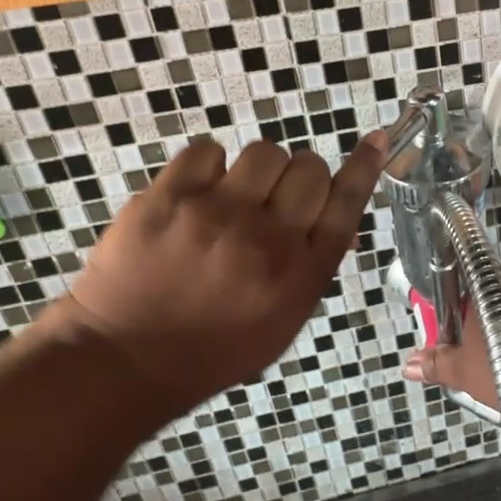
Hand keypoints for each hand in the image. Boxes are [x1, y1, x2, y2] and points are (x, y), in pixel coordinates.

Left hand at [48, 134, 387, 403]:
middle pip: (309, 169)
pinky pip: (207, 149)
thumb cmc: (210, 349)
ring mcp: (217, 215)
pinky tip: (197, 192)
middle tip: (271, 201)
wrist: (124, 361)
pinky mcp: (170, 198)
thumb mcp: (281, 321)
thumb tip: (332, 218)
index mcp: (299, 275)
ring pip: (264, 152)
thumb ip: (310, 267)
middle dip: (297, 179)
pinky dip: (207, 166)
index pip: (346, 205)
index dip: (364, 167)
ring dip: (256, 170)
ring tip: (232, 196)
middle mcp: (268, 240)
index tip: (375, 139)